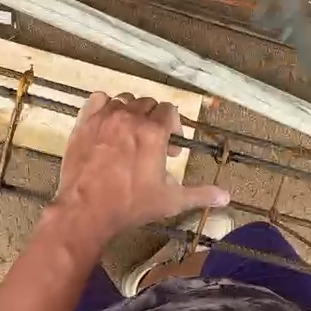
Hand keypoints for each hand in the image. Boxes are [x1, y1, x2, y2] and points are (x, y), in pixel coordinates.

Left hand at [47, 93, 229, 245]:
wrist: (86, 210)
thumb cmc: (130, 205)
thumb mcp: (170, 201)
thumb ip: (200, 194)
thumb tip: (225, 197)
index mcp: (153, 132)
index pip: (169, 111)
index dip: (173, 127)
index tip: (170, 146)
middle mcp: (130, 118)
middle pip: (148, 104)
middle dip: (154, 120)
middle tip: (153, 144)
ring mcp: (105, 118)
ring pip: (124, 100)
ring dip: (132, 112)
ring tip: (131, 133)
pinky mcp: (84, 122)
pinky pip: (97, 100)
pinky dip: (105, 107)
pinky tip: (108, 123)